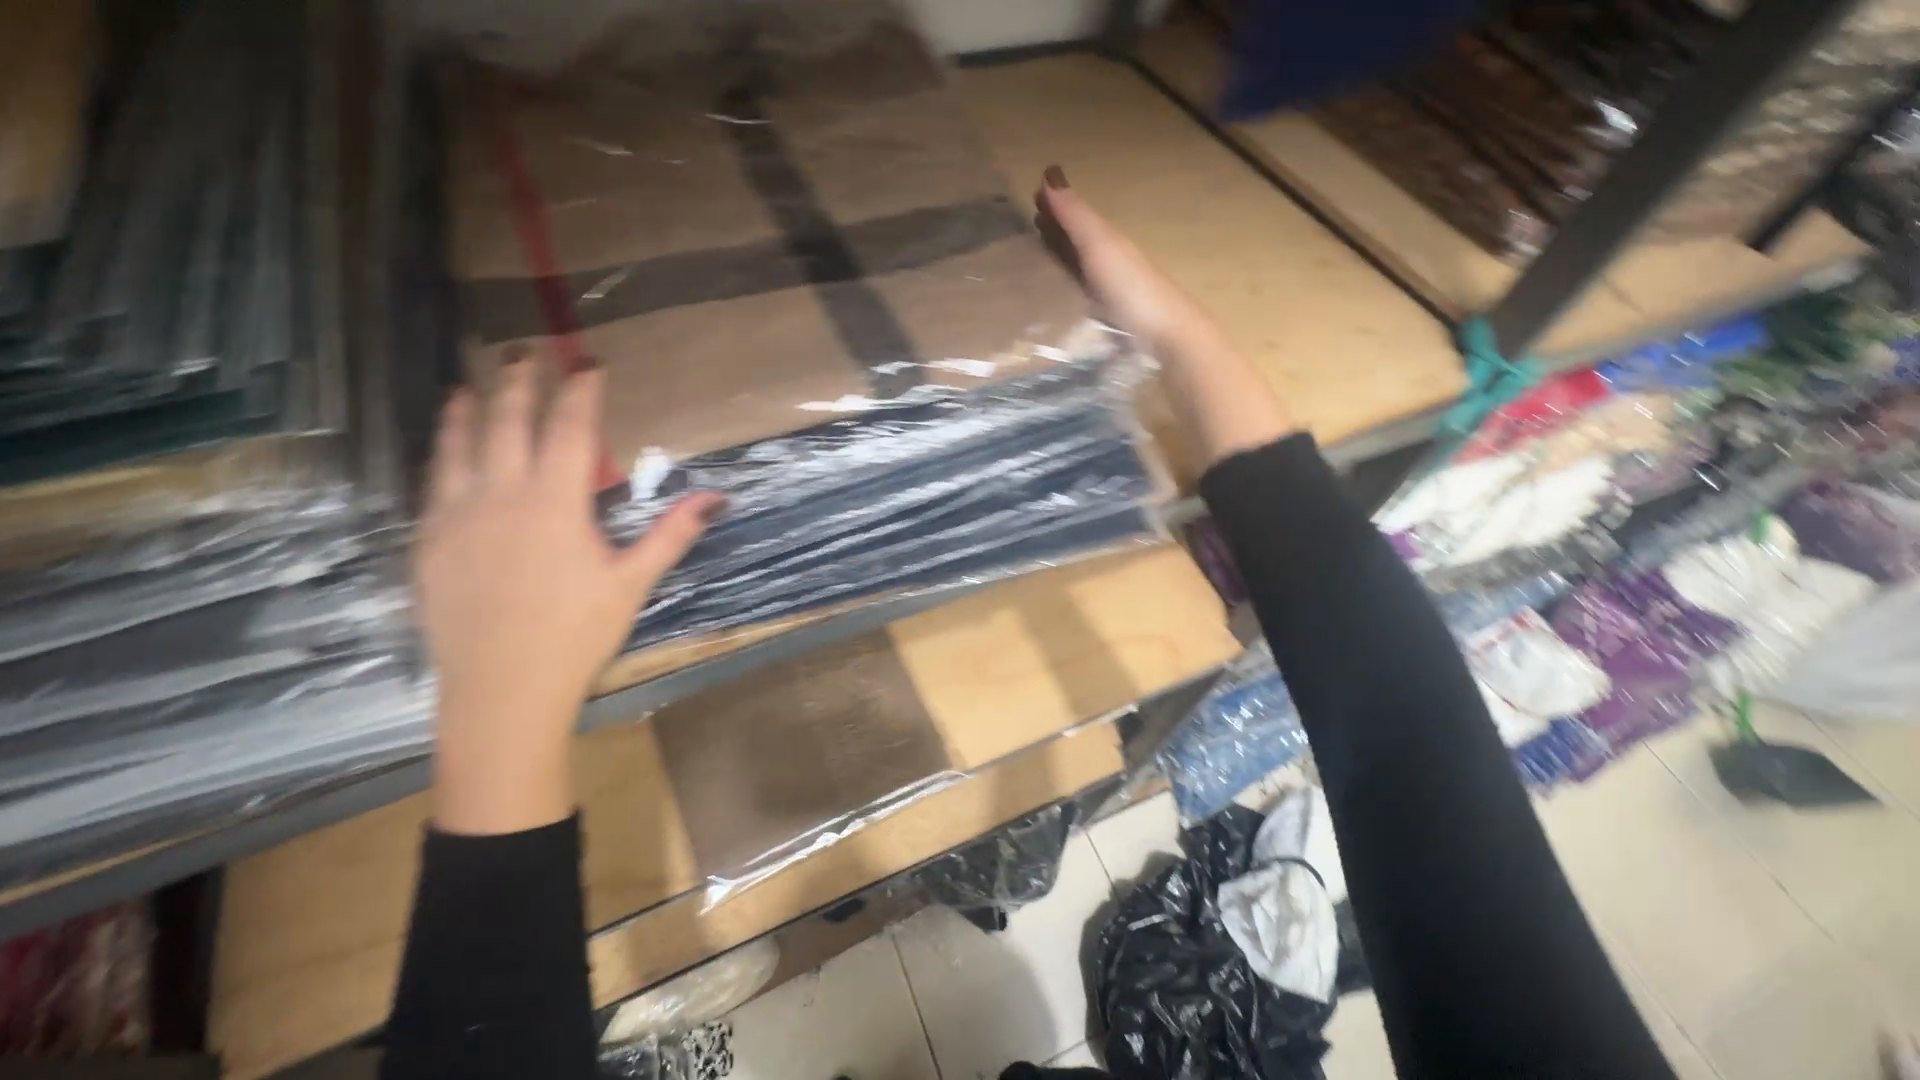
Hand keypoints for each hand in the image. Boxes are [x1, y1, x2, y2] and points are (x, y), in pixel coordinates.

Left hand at [414, 354, 722, 832]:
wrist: (501, 690)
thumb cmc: (576, 637)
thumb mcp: (632, 584)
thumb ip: (670, 534)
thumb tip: (715, 497)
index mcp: (555, 502)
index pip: (569, 427)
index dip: (581, 390)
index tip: (589, 364)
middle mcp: (500, 494)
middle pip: (507, 420)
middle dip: (519, 380)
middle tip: (525, 352)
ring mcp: (457, 515)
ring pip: (458, 442)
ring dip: (469, 407)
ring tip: (472, 384)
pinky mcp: (429, 541)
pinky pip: (432, 481)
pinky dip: (441, 451)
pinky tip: (445, 447)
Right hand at [1035, 166, 1296, 465]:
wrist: (1169, 339)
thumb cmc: (1133, 289)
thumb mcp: (1101, 246)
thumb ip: (1077, 217)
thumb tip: (1049, 177)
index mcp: (1113, 243)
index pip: (1080, 219)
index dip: (1059, 208)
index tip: (1034, 199)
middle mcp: (1116, 265)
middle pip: (1084, 243)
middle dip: (1060, 233)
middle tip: (1031, 228)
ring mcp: (1119, 297)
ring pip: (1087, 271)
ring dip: (1066, 262)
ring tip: (1039, 263)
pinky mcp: (1118, 325)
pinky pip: (1089, 298)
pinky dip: (1074, 290)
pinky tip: (1065, 302)